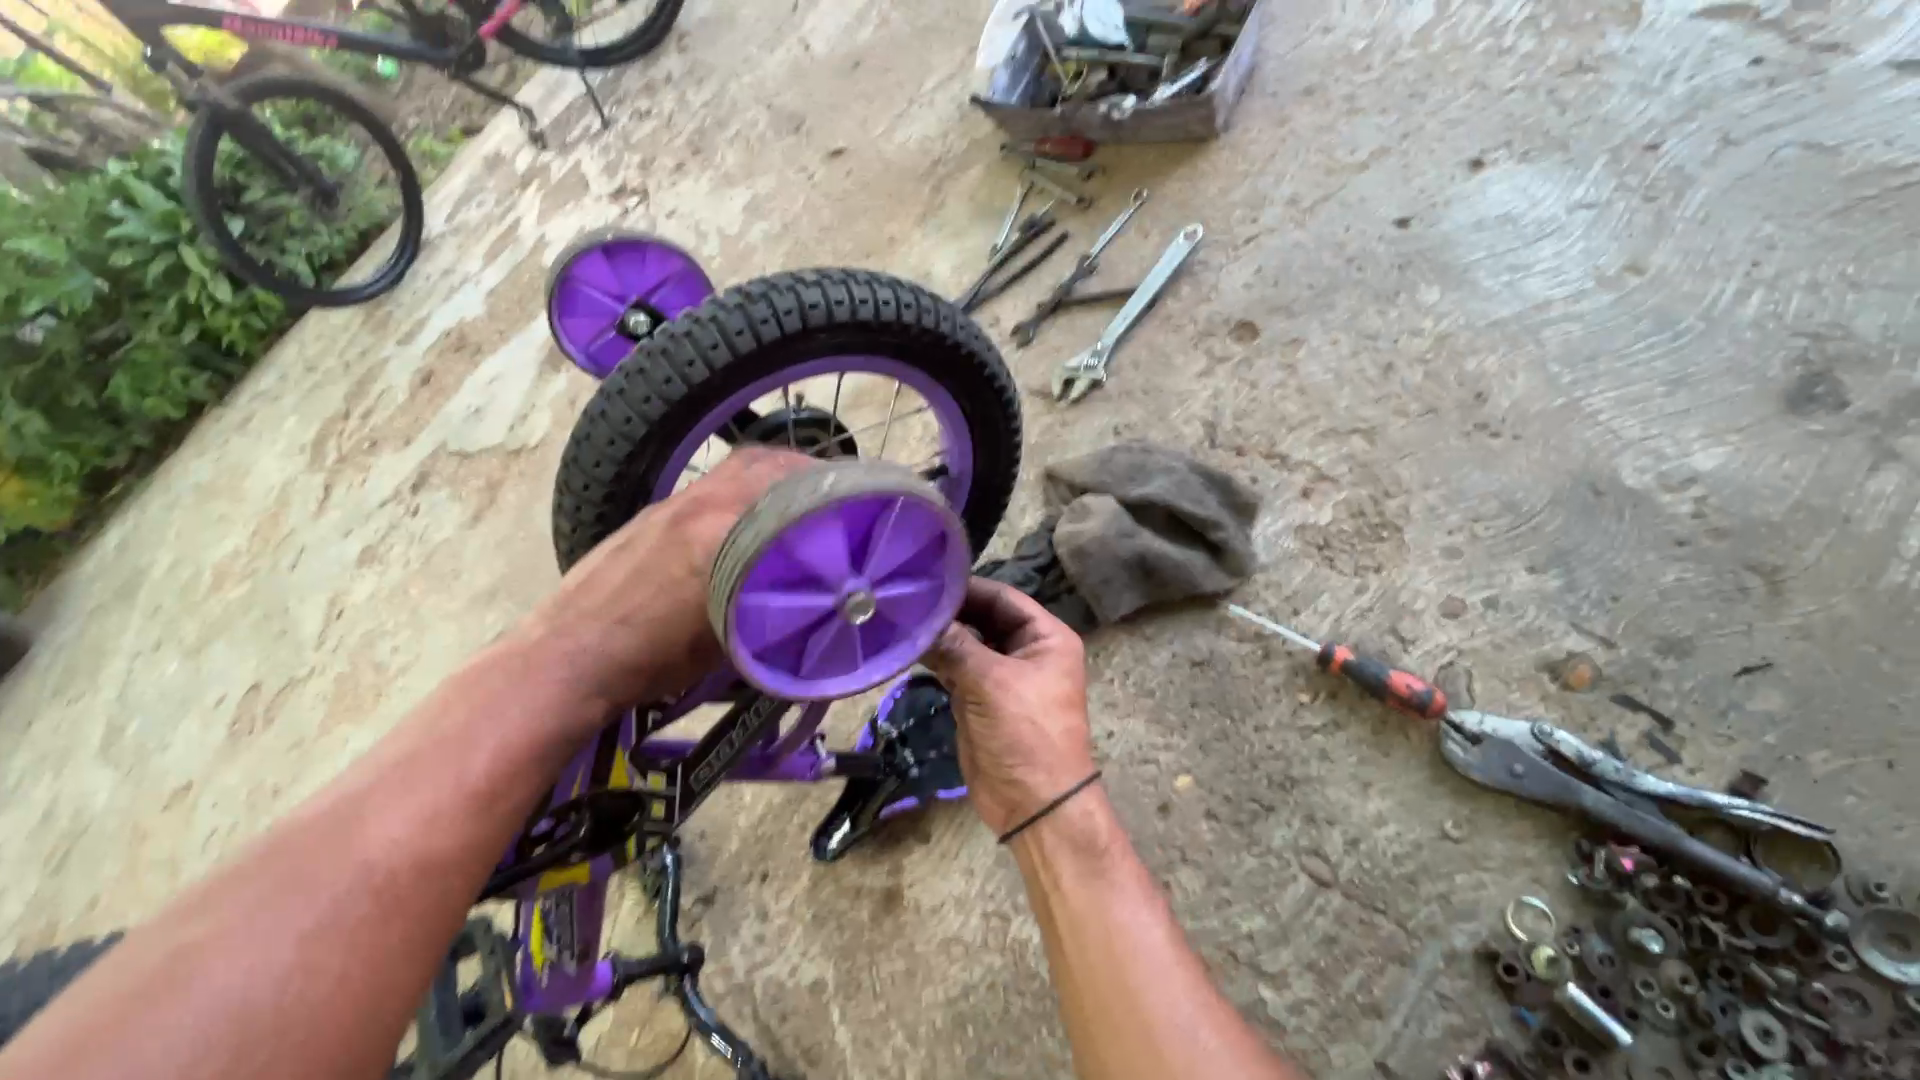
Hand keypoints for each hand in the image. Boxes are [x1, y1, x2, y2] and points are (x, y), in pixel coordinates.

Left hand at [519, 448, 814, 714]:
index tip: (862, 502)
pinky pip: (712, 484)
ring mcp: (674, 502)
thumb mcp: (731, 641)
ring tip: (799, 499)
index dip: (835, 493)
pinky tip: (750, 517)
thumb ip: (777, 607)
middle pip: (768, 465)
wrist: (568, 655)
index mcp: (724, 531)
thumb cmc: (652, 660)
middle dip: (808, 473)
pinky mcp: (654, 510)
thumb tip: (816, 598)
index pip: (796, 495)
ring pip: (738, 469)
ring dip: (774, 475)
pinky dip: (742, 489)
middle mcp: (701, 502)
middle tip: (836, 494)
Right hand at [923, 577, 1094, 836]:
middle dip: (947, 612)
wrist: (1033, 804)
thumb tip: (919, 617)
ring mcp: (1000, 676)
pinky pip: (954, 669)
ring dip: (937, 636)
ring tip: (896, 618)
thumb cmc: (1027, 734)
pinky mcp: (979, 699)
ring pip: (965, 644)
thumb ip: (956, 645)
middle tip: (902, 596)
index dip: (967, 586)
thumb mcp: (992, 682)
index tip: (924, 578)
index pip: (1002, 597)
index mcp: (1045, 637)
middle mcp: (1025, 651)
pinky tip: (905, 649)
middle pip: (982, 618)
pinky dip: (934, 660)